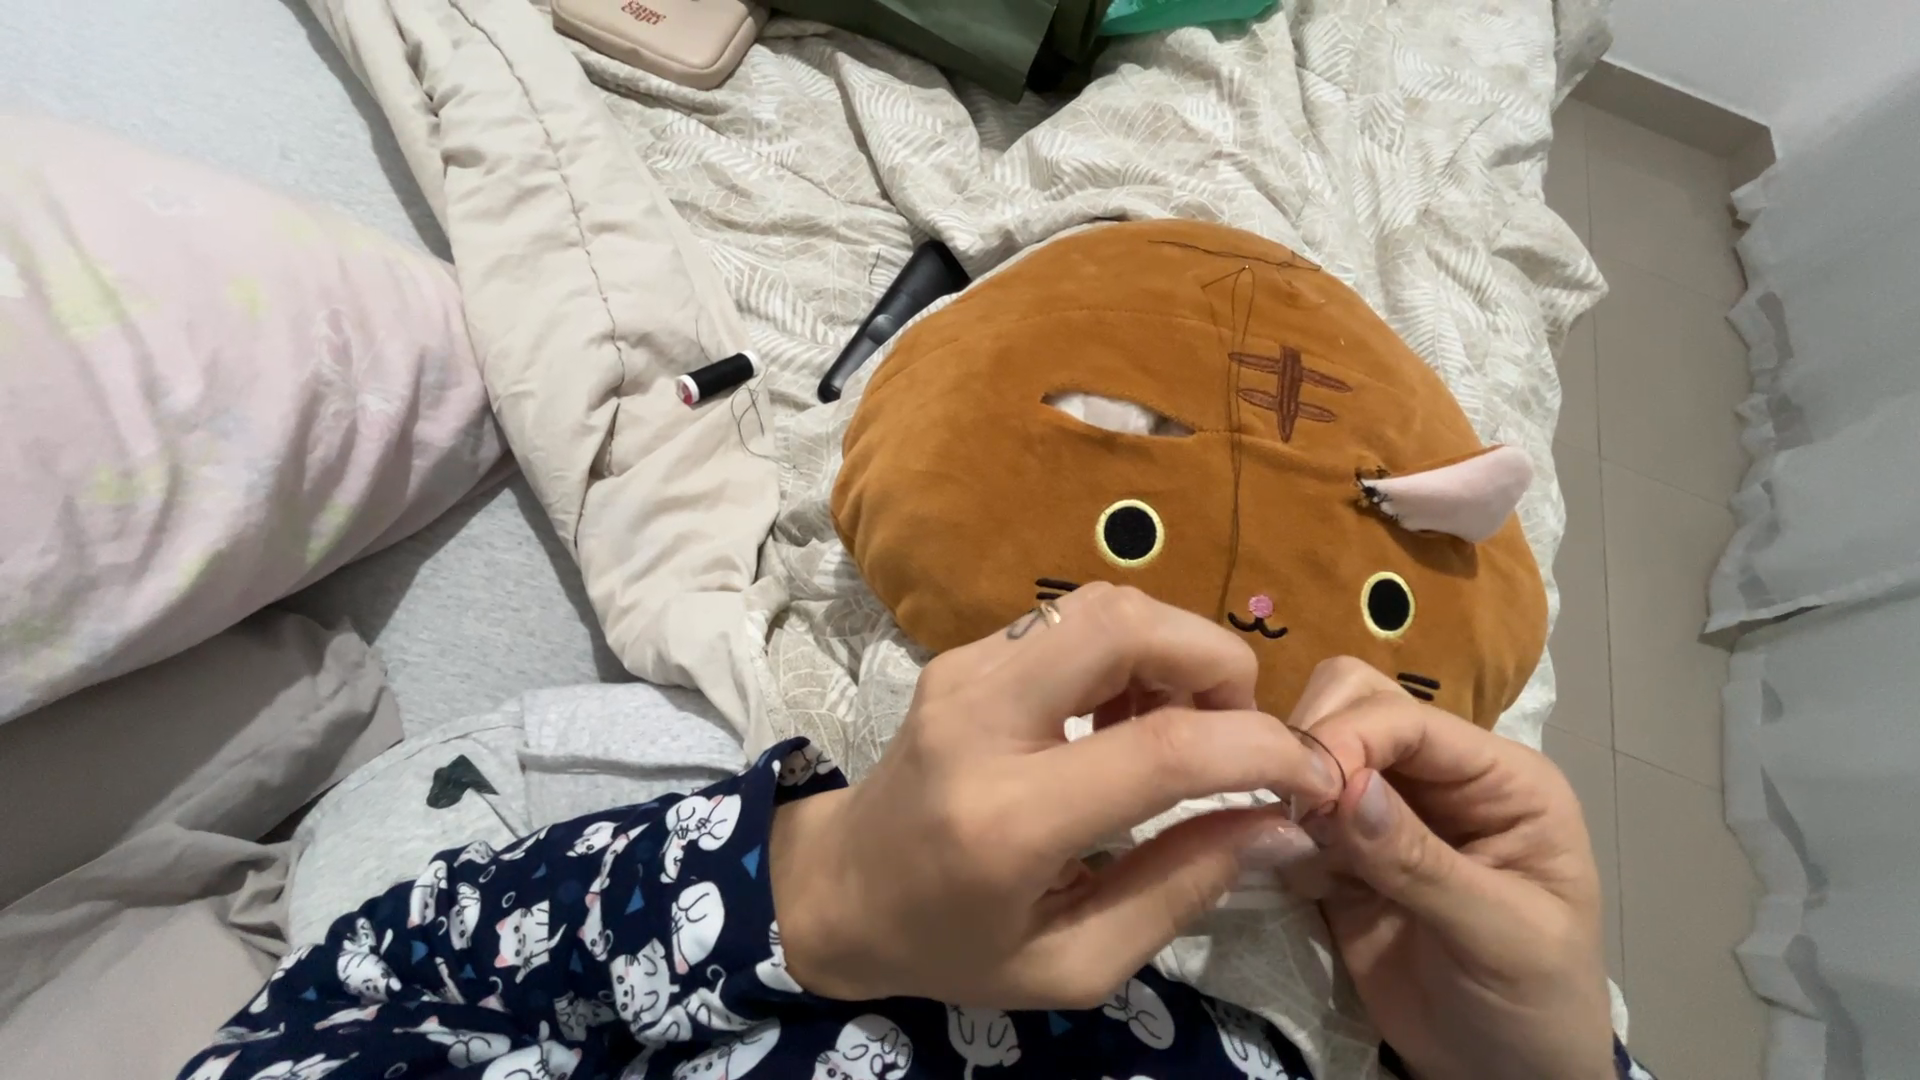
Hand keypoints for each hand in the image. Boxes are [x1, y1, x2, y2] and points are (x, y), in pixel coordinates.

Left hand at [768, 583, 1342, 1007]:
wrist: (841, 884)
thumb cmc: (951, 943)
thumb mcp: (1072, 962)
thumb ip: (1180, 888)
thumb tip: (1277, 823)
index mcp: (1008, 817)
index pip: (1161, 750)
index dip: (1260, 748)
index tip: (1310, 773)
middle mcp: (981, 717)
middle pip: (1123, 625)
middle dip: (1213, 661)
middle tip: (1234, 729)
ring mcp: (964, 669)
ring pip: (1098, 606)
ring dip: (1169, 649)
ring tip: (1177, 725)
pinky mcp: (962, 654)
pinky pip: (1068, 622)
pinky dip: (1125, 650)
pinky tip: (1121, 714)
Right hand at [1274, 658, 1615, 1079]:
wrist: (1493, 1079)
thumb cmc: (1532, 1008)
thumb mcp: (1502, 939)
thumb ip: (1422, 863)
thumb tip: (1346, 789)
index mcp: (1499, 778)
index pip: (1408, 717)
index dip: (1351, 737)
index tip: (1308, 789)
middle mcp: (1437, 773)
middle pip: (1353, 698)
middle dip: (1315, 741)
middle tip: (1295, 807)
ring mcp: (1382, 802)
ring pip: (1313, 738)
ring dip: (1292, 782)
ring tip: (1300, 845)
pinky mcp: (1338, 837)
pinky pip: (1290, 799)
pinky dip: (1279, 824)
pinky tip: (1302, 873)